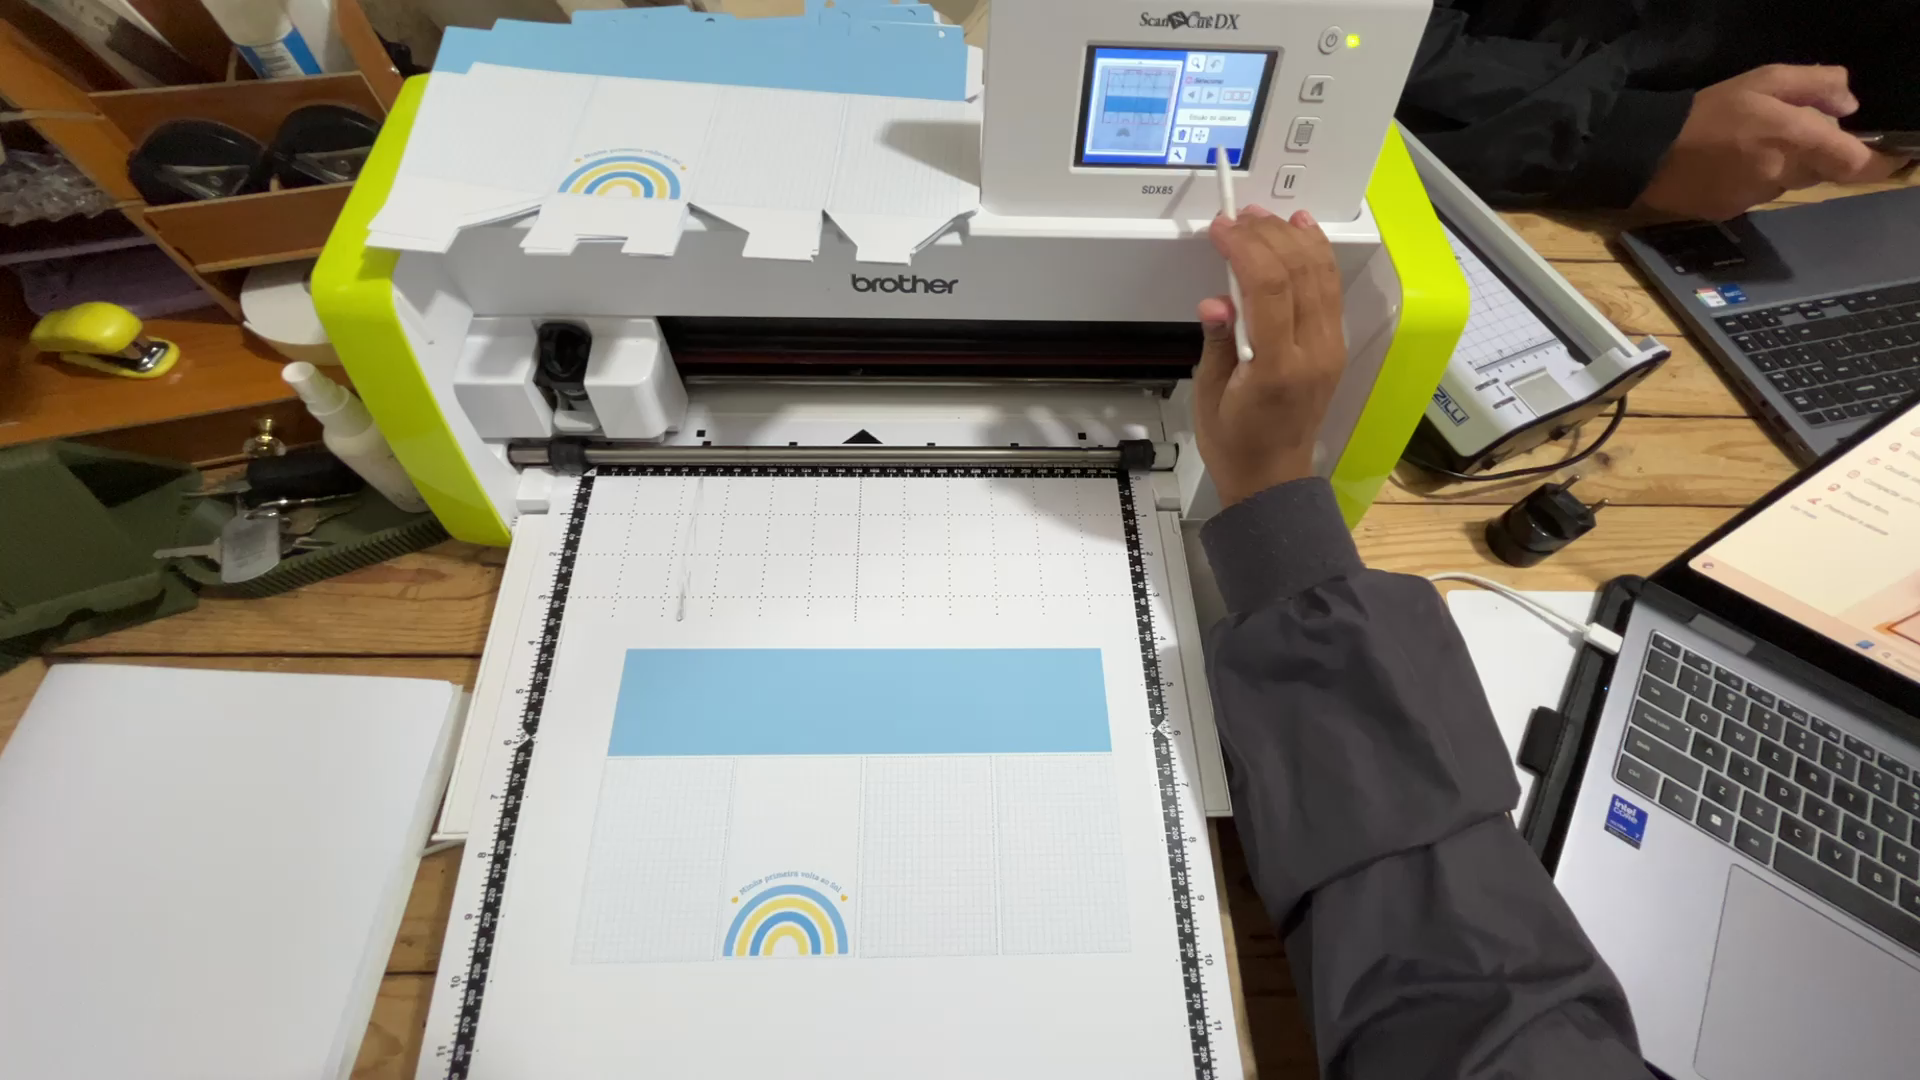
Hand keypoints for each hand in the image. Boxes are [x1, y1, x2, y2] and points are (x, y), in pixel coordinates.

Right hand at [1193, 206, 1345, 506]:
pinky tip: (1302, 236)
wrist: (1272, 478)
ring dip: (1295, 239)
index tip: (1221, 229)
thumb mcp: (1209, 395)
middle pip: (1299, 273)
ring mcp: (1329, 348)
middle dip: (1268, 236)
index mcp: (1276, 368)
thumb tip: (1216, 301)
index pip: (1269, 288)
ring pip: (1322, 275)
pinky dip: (1316, 258)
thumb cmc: (1234, 444)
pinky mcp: (1334, 347)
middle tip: (1239, 217)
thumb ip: (1217, 343)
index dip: (1245, 249)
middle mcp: (1313, 353)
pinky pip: (1330, 291)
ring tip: (1268, 217)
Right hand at [1638, 65, 1905, 220]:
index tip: (1894, 162)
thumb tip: (1846, 107)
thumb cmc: (1706, 112)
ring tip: (1742, 154)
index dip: (1880, 165)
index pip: (1855, 163)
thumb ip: (1819, 84)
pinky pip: (1751, 198)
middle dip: (1812, 156)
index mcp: (1797, 140)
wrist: (1642, 153)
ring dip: (1776, 170)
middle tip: (1782, 138)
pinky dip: (1747, 185)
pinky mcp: (1723, 212)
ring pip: (1783, 185)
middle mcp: (1778, 175)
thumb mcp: (1766, 79)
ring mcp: (1749, 198)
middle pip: (1817, 171)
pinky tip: (1721, 172)